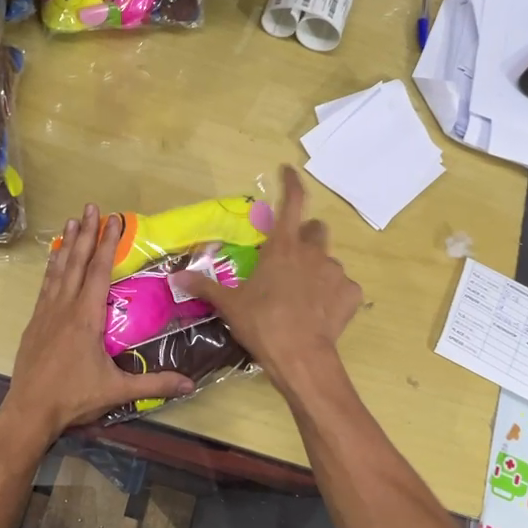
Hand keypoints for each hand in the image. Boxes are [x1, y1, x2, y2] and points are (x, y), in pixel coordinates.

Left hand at [1, 204, 194, 437]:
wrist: (29, 411)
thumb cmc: (73, 398)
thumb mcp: (117, 391)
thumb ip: (154, 384)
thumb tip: (190, 383)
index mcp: (86, 317)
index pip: (99, 271)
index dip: (107, 243)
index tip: (114, 219)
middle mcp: (64, 308)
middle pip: (76, 262)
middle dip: (86, 233)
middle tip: (91, 207)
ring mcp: (46, 314)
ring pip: (57, 270)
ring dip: (66, 244)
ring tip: (71, 221)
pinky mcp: (35, 323)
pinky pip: (45, 286)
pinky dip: (51, 268)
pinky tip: (53, 259)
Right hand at [174, 166, 361, 392]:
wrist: (300, 357)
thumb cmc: (262, 323)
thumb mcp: (230, 305)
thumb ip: (204, 287)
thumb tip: (176, 277)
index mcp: (283, 247)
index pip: (292, 202)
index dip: (291, 183)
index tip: (289, 170)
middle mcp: (313, 252)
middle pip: (316, 229)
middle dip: (306, 236)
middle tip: (292, 255)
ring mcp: (336, 272)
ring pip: (329, 261)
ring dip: (317, 269)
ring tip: (303, 294)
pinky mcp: (351, 294)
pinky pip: (343, 288)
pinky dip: (333, 295)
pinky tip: (321, 312)